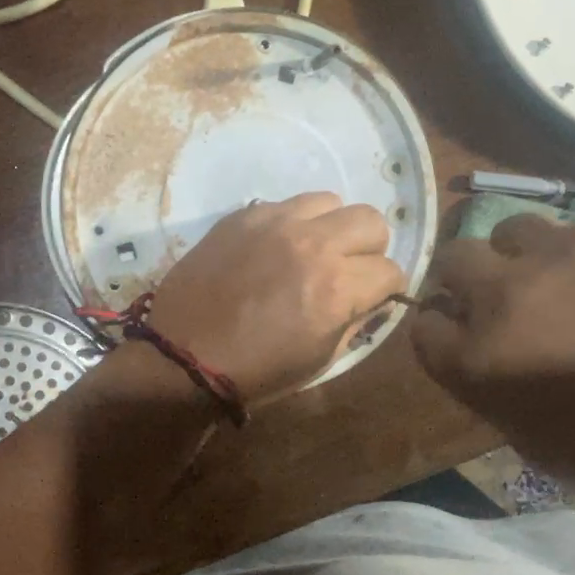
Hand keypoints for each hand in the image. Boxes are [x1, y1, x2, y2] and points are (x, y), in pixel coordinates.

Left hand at [150, 193, 406, 404]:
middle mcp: (314, 244)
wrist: (184, 359)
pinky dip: (292, 223)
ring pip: (330, 201)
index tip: (374, 297)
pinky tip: (275, 249)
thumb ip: (354, 322)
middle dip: (370, 248)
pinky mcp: (243, 216)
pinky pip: (285, 204)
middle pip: (371, 221)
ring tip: (312, 251)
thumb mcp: (320, 360)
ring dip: (331, 227)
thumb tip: (371, 299)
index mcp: (337, 287)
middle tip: (349, 269)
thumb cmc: (256, 373)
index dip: (387, 288)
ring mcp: (276, 223)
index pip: (391, 270)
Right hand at [411, 215, 574, 536]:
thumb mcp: (550, 454)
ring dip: (517, 257)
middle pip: (454, 262)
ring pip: (511, 229)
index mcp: (482, 359)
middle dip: (463, 285)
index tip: (460, 348)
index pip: (423, 327)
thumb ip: (502, 396)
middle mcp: (511, 292)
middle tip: (497, 312)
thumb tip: (498, 365)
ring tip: (554, 286)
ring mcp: (570, 251)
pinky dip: (574, 251)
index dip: (440, 336)